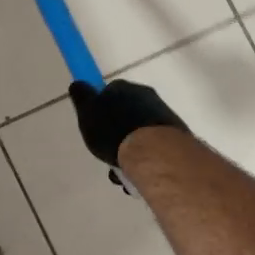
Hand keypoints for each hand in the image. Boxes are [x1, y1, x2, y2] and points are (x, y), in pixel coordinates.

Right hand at [68, 79, 188, 167]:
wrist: (152, 151)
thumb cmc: (113, 130)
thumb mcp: (87, 112)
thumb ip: (81, 97)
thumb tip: (79, 84)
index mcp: (123, 87)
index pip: (109, 91)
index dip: (100, 108)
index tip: (95, 124)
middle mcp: (145, 96)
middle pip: (126, 111)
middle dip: (117, 129)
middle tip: (107, 148)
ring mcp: (163, 114)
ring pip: (139, 129)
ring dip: (130, 145)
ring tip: (121, 167)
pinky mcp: (175, 133)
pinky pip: (153, 143)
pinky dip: (144, 154)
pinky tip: (136, 170)